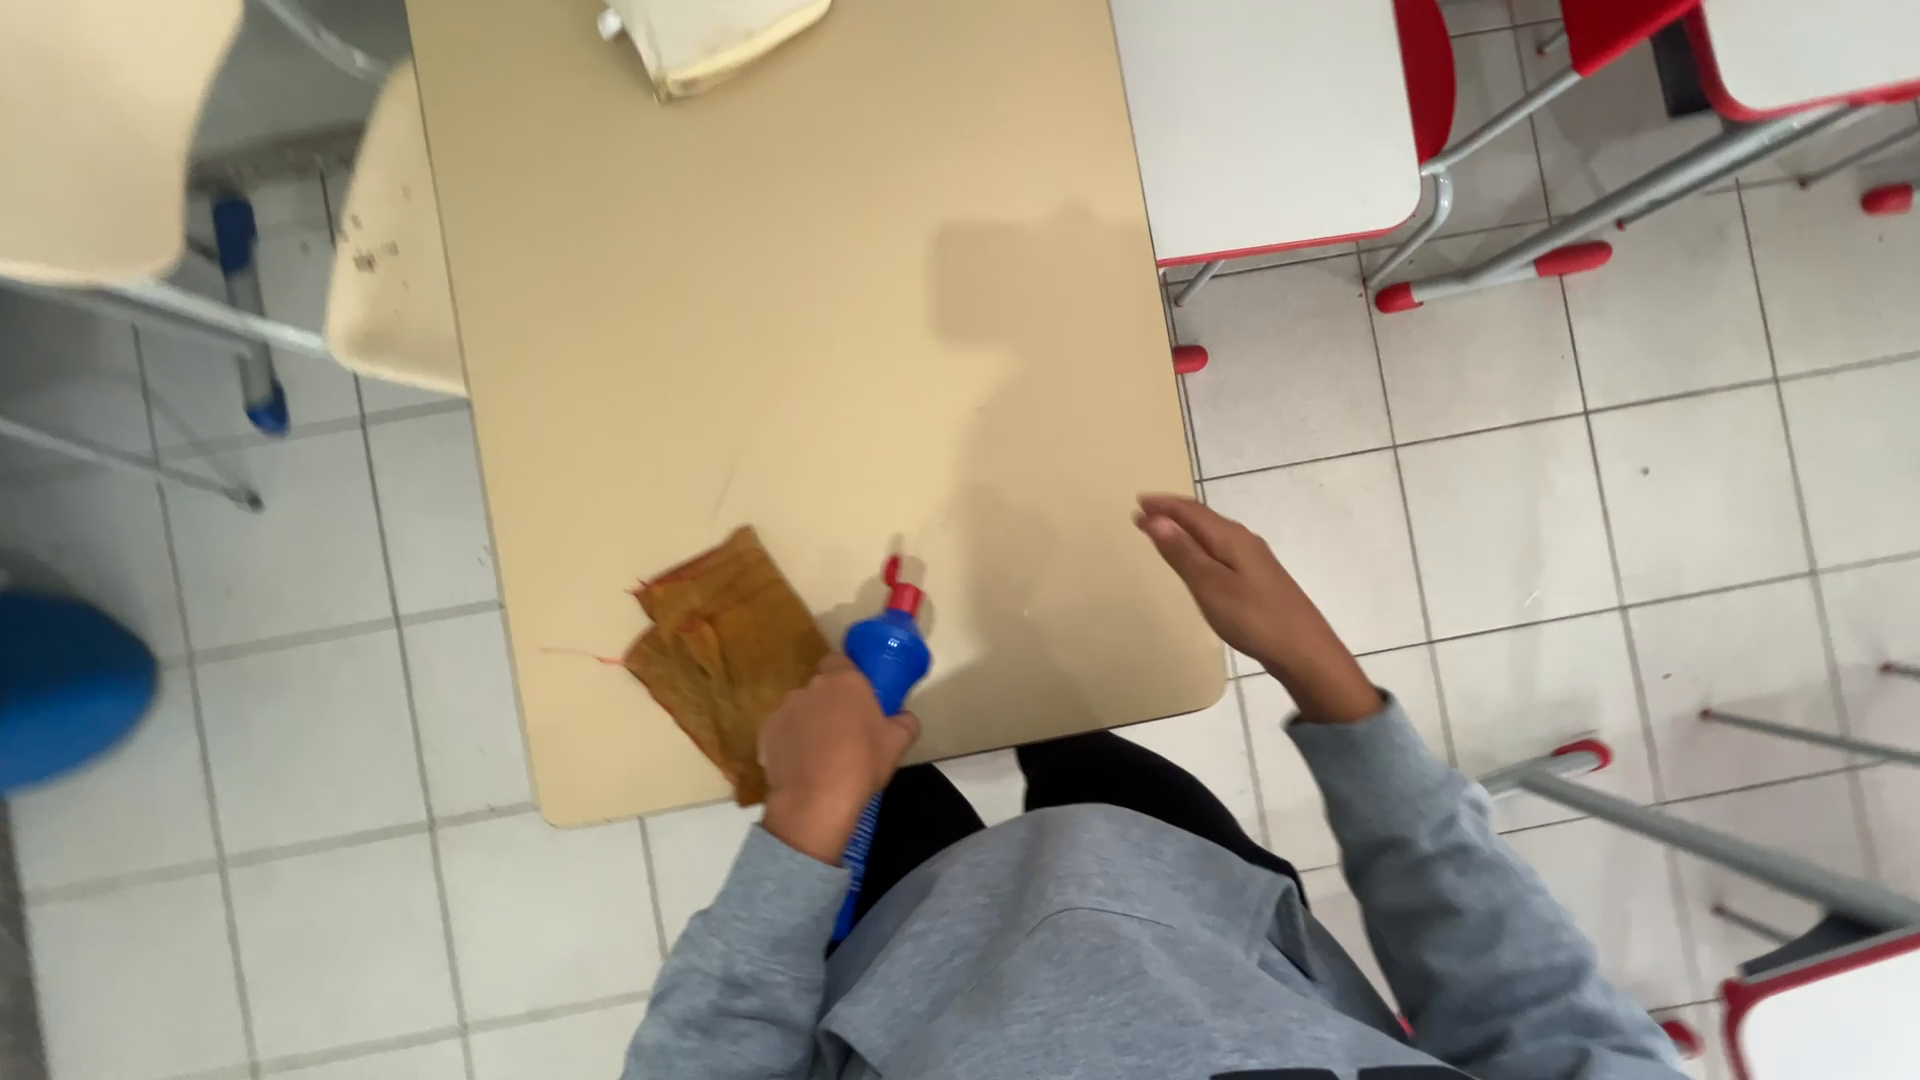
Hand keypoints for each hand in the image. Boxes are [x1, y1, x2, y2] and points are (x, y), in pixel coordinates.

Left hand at [758, 654, 921, 862]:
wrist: (817, 800)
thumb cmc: (862, 763)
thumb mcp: (898, 744)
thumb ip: (906, 723)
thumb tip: (905, 718)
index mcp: (845, 681)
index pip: (839, 661)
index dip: (847, 676)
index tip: (857, 698)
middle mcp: (811, 687)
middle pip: (821, 688)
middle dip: (830, 703)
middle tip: (845, 730)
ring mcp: (785, 709)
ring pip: (800, 709)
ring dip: (809, 723)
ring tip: (821, 753)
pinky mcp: (766, 733)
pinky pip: (782, 732)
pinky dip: (790, 743)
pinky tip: (801, 766)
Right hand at [1135, 494, 1380, 724]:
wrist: (1304, 652)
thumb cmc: (1253, 617)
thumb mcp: (1210, 585)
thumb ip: (1182, 552)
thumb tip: (1156, 520)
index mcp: (1231, 538)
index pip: (1191, 512)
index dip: (1163, 506)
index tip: (1137, 503)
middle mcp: (1243, 541)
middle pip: (1203, 518)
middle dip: (1172, 513)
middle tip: (1143, 515)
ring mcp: (1254, 560)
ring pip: (1212, 534)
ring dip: (1185, 529)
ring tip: (1162, 532)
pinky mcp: (1257, 579)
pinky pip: (1221, 550)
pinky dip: (1200, 546)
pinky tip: (1197, 560)